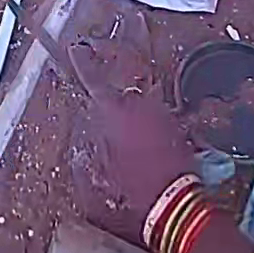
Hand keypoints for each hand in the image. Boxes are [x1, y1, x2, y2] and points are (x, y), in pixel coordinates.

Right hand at [75, 43, 196, 244]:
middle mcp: (138, 106)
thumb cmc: (133, 191)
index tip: (76, 48)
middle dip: (115, 111)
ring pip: (141, 109)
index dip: (83, 64)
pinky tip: (150, 155)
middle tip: (112, 136)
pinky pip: (157, 121)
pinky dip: (151, 131)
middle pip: (121, 97)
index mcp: (114, 114)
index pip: (93, 82)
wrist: (176, 205)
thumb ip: (90, 153)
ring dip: (135, 122)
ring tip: (134, 152)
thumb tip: (82, 146)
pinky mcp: (177, 125)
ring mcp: (160, 113)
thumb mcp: (100, 176)